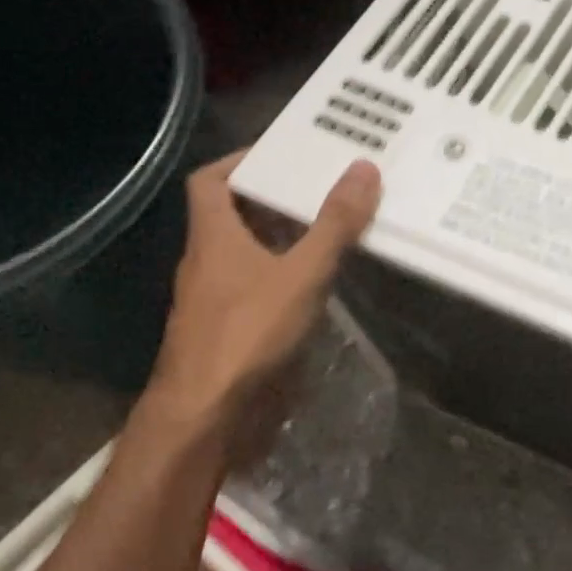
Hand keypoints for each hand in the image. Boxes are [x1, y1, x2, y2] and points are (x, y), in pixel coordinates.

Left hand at [146, 151, 380, 429]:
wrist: (208, 413)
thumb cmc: (248, 334)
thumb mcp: (301, 274)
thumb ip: (334, 226)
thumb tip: (364, 168)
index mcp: (213, 236)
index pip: (211, 181)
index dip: (241, 162)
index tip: (282, 156)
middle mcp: (207, 263)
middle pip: (232, 218)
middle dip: (272, 203)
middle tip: (322, 192)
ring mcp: (216, 302)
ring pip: (245, 258)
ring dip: (280, 244)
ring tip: (329, 234)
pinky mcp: (230, 335)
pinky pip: (256, 293)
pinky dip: (282, 282)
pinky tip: (316, 291)